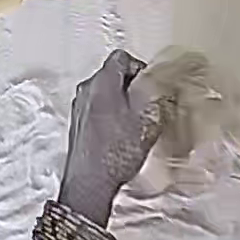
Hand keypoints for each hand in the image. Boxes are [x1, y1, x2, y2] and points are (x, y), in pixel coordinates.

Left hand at [57, 50, 162, 225]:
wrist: (90, 183)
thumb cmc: (116, 150)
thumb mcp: (147, 117)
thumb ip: (155, 92)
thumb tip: (160, 80)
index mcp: (102, 81)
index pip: (122, 57)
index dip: (140, 68)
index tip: (151, 86)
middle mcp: (86, 89)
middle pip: (113, 74)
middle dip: (132, 86)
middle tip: (147, 105)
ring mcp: (80, 106)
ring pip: (106, 92)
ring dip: (122, 101)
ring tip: (136, 123)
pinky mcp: (79, 123)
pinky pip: (98, 108)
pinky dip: (111, 114)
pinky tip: (122, 135)